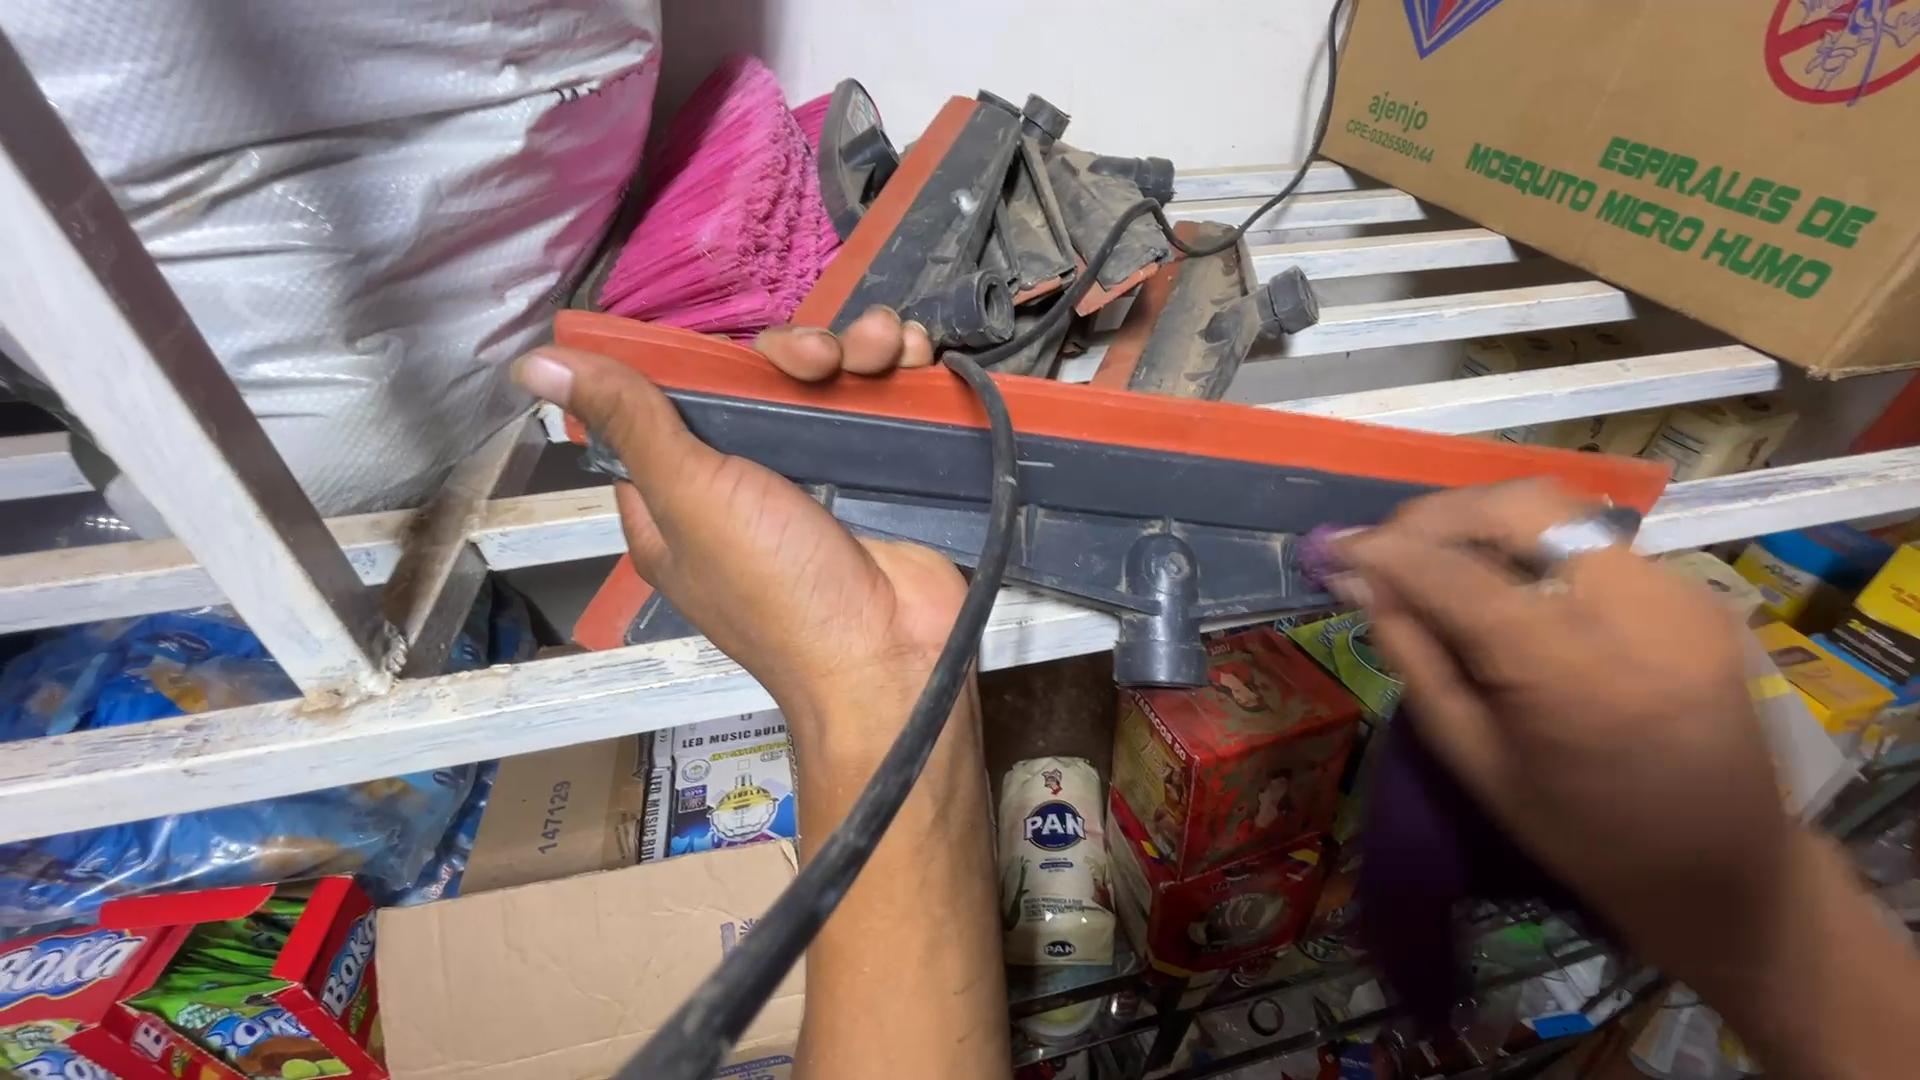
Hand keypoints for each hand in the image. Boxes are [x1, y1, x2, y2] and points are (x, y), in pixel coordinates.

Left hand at [512, 309, 957, 761]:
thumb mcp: (691, 499)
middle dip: (795, 354)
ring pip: (827, 382)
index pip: (665, 407)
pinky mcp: (876, 476)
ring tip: (887, 353)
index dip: (686, 365)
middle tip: (821, 363)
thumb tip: (533, 361)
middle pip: (757, 382)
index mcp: (678, 497)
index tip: (720, 341)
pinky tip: (913, 359)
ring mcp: (820, 478)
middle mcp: (745, 484)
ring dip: (857, 350)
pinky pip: (879, 402)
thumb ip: (630, 423)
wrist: (889, 649)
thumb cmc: (779, 587)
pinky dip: (896, 371)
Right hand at [1330, 482, 1794, 971]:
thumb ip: (1411, 654)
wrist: (1724, 865)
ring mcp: (1677, 593)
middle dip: (1432, 517)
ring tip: (1425, 555)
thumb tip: (1356, 582)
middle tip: (1380, 548)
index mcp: (1577, 677)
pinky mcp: (1688, 589)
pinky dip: (1516, 539)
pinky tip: (1485, 574)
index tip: (1333, 549)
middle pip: (1518, 510)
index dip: (1386, 553)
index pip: (1460, 577)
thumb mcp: (1468, 754)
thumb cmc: (1576, 829)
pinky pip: (1582, 534)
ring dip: (1472, 520)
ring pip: (1553, 508)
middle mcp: (1641, 614)